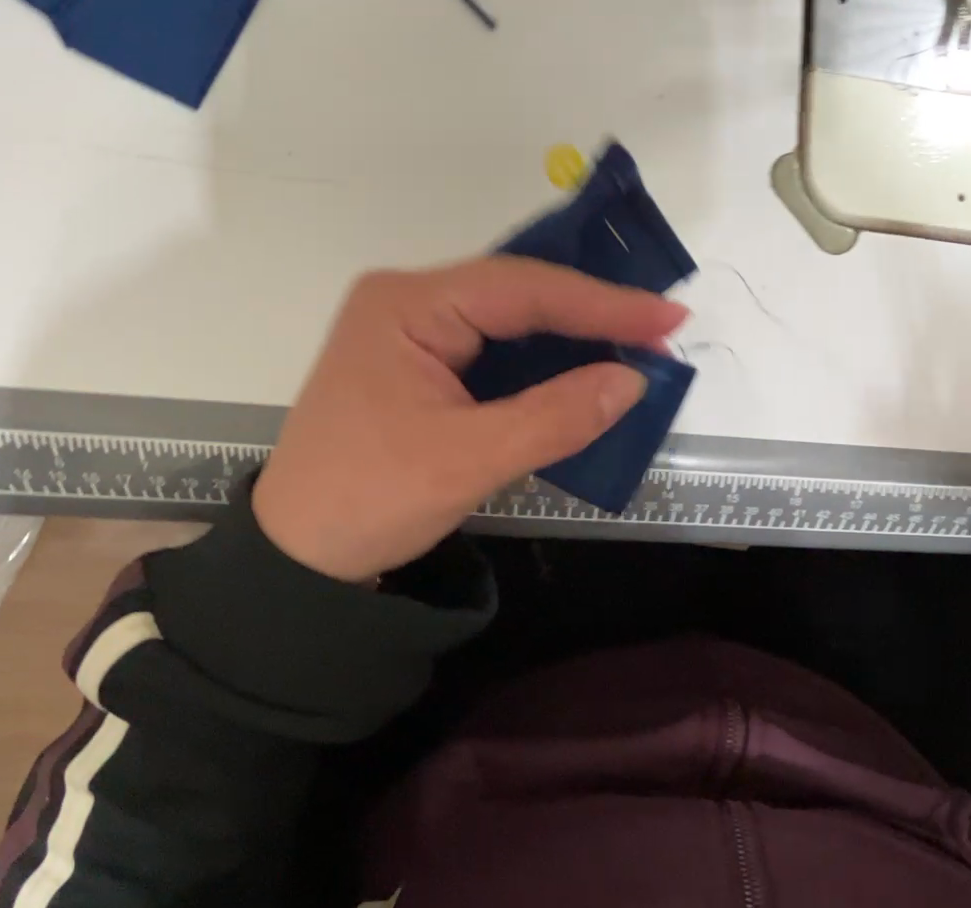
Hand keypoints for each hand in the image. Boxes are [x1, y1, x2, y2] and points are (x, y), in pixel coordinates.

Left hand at [253, 256, 687, 582]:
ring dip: (568, 341)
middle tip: (661, 333)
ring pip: (507, 325)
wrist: (301, 556)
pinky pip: (492, 356)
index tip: (669, 315)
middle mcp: (407, 305)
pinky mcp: (418, 371)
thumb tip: (632, 381)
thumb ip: (555, 417)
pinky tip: (579, 377)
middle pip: (515, 296)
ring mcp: (410, 337)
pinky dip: (539, 369)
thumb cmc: (371, 500)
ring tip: (634, 351)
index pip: (522, 289)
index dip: (602, 303)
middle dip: (589, 315)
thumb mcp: (469, 460)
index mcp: (408, 306)